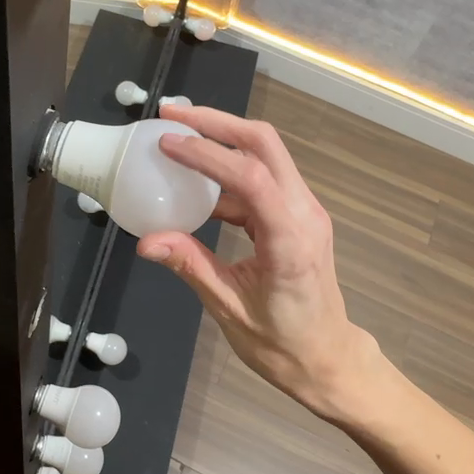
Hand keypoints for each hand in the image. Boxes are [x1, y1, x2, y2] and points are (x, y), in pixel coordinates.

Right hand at [138, 105, 376, 417]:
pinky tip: (196, 180)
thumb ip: (191, 266)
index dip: (206, 154)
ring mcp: (306, 210)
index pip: (250, 177)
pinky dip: (229, 170)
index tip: (166, 143)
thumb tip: (146, 240)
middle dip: (217, 122)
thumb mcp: (229, 309)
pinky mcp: (298, 215)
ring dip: (223, 139)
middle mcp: (305, 213)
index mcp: (290, 239)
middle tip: (172, 114)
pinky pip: (264, 178)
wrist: (328, 359)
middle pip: (265, 144)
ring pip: (267, 154)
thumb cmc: (282, 344)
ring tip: (179, 138)